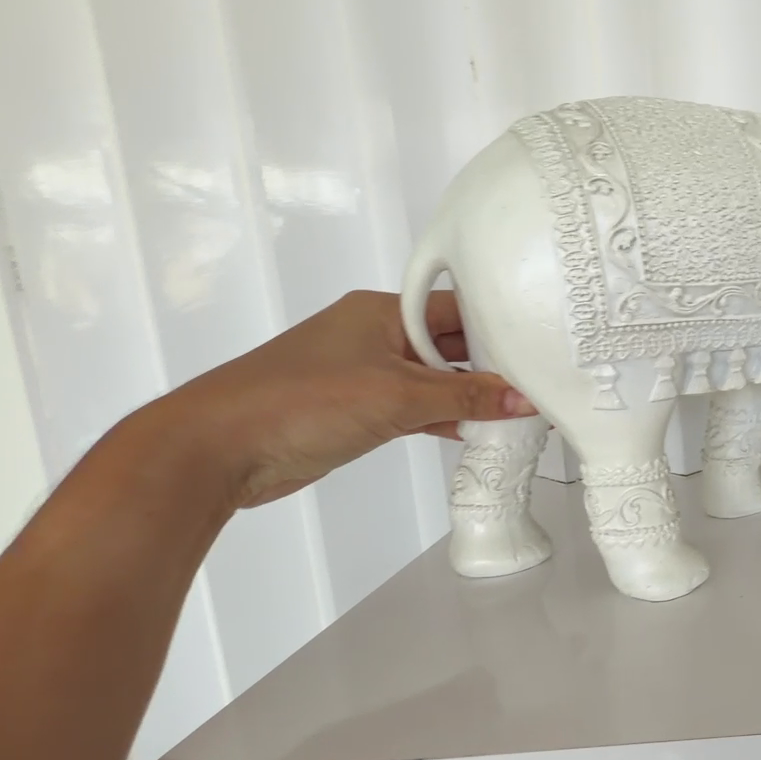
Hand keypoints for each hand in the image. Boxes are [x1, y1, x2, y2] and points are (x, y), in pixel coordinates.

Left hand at [142, 290, 535, 507]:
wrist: (217, 450)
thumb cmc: (303, 401)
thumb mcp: (397, 395)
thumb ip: (466, 397)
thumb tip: (527, 401)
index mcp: (384, 312)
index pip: (459, 309)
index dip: (501, 326)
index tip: (543, 345)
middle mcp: (378, 335)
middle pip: (451, 345)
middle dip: (492, 364)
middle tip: (544, 380)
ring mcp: (367, 373)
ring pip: (436, 379)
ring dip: (471, 396)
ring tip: (522, 410)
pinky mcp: (360, 409)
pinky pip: (418, 406)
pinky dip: (446, 417)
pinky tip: (478, 432)